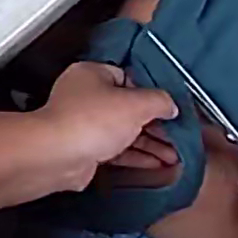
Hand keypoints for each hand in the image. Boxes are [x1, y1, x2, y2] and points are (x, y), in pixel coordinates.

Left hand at [36, 62, 178, 189]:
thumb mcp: (135, 104)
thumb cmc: (94, 119)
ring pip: (123, 130)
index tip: (171, 107)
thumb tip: (171, 105)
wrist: (57, 155)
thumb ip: (158, 101)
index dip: (151, 92)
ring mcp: (84, 123)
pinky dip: (137, 155)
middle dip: (155, 124)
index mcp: (92, 73)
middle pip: (127, 107)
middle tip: (179, 136)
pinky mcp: (85, 149)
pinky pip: (116, 150)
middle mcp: (86, 95)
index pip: (127, 77)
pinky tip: (159, 164)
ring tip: (176, 156)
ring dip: (150, 143)